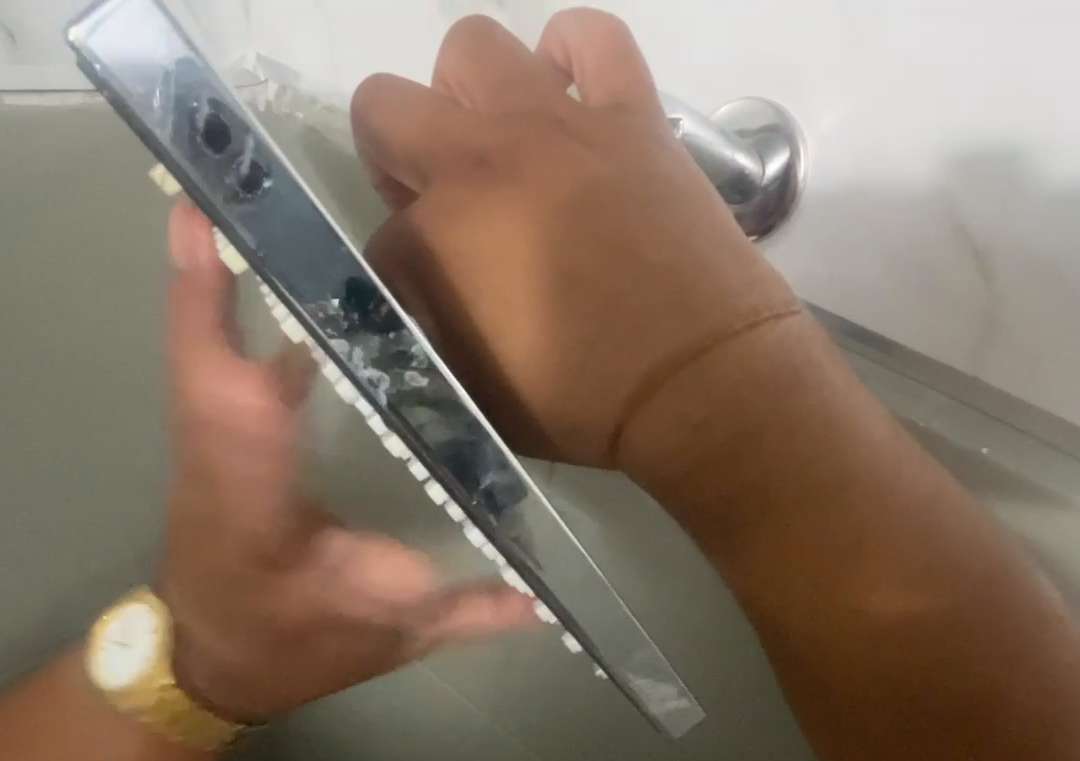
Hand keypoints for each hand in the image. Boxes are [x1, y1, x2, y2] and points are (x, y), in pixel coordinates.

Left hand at [158, 203, 536, 718]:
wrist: (207, 667)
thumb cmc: (287, 651)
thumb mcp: (385, 641)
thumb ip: (463, 614)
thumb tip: (542, 600)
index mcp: (256, 512)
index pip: (231, 410)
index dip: (213, 320)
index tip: (203, 228)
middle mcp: (221, 470)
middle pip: (206, 364)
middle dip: (215, 281)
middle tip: (246, 196)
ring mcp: (206, 457)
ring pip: (202, 363)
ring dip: (217, 290)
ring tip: (256, 221)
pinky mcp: (211, 451)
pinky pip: (214, 376)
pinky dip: (221, 321)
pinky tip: (256, 282)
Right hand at [351, 10, 804, 472]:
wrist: (698, 381)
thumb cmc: (586, 405)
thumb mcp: (479, 398)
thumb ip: (435, 342)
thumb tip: (423, 313)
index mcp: (435, 241)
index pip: (381, 242)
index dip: (401, 276)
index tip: (434, 303)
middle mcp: (479, 163)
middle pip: (383, 109)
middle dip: (393, 159)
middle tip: (441, 207)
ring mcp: (558, 127)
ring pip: (473, 46)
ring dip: (468, 96)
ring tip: (502, 148)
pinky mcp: (631, 116)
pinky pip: (595, 36)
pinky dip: (575, 53)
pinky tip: (573, 98)